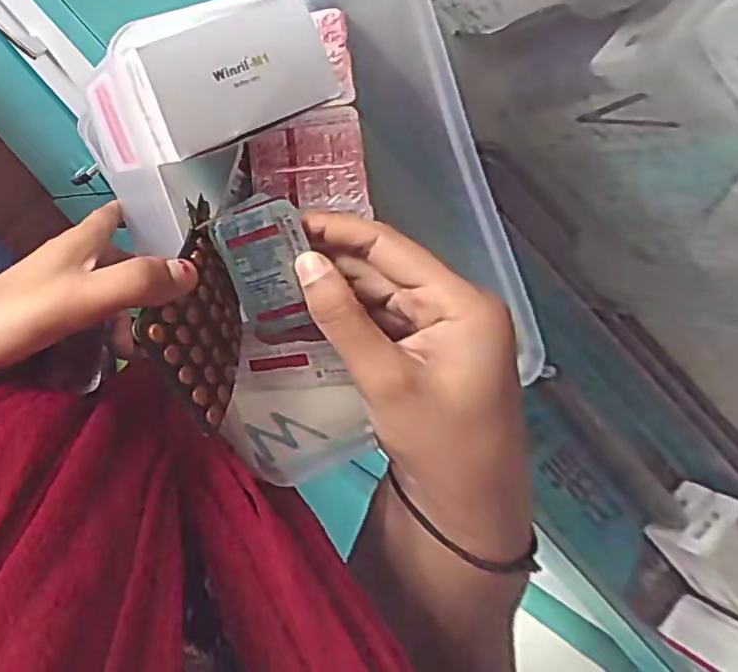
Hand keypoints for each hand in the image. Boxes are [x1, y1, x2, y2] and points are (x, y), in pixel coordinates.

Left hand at [0, 204, 196, 379]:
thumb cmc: (17, 314)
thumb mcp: (83, 297)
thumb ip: (135, 282)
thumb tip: (191, 271)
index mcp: (79, 243)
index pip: (115, 215)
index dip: (144, 216)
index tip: (177, 230)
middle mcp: (67, 259)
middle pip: (116, 259)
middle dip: (145, 279)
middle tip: (175, 311)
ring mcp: (52, 288)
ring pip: (101, 291)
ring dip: (125, 314)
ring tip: (143, 350)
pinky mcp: (40, 316)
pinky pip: (84, 317)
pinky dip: (102, 331)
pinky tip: (109, 357)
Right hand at [296, 212, 531, 560]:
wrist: (467, 517)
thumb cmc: (440, 448)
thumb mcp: (386, 380)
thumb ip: (341, 316)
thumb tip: (303, 260)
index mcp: (461, 302)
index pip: (389, 246)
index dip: (337, 229)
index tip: (288, 220)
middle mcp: (452, 304)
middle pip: (379, 266)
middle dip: (327, 256)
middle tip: (270, 247)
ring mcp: (437, 325)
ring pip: (372, 289)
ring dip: (329, 283)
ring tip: (276, 270)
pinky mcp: (420, 346)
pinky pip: (373, 315)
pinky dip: (340, 310)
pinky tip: (302, 304)